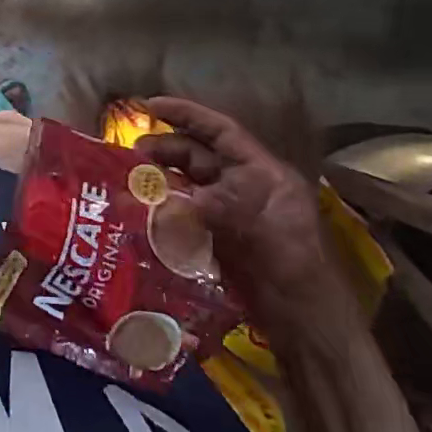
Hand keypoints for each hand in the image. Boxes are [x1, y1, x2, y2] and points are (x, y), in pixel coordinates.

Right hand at [135, 96, 332, 322]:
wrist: (305, 325)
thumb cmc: (293, 269)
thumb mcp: (256, 229)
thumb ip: (210, 207)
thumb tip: (160, 195)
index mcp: (261, 172)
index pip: (220, 131)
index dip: (186, 114)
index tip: (149, 105)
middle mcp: (243, 184)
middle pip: (196, 155)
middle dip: (163, 149)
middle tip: (130, 154)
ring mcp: (228, 211)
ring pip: (185, 183)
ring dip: (157, 180)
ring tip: (127, 181)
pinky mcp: (214, 236)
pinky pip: (181, 214)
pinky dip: (160, 210)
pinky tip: (137, 211)